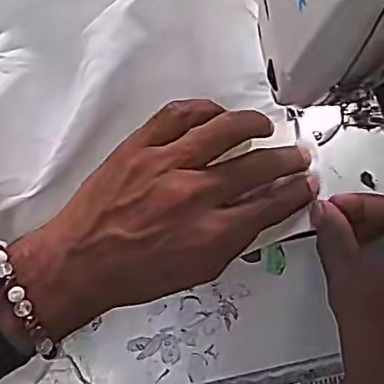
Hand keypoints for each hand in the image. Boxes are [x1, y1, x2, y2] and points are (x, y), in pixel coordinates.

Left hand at [7, 99, 314, 337]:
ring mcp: (165, 164)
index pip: (271, 203)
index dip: (296, 192)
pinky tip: (216, 114)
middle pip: (257, 165)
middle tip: (295, 156)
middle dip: (287, 159)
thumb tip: (259, 217)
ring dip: (254, 125)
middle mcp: (193, 193)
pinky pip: (179, 114)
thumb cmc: (130, 273)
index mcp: (211, 231)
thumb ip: (235, 241)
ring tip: (264, 126)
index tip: (304, 185)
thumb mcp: (198, 270)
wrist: (79, 263)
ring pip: (224, 129)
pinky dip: (204, 109)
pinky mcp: (139, 146)